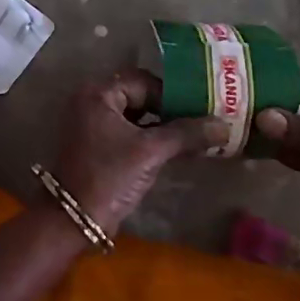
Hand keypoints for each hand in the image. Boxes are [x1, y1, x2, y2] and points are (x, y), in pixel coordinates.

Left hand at [53, 70, 223, 235]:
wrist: (75, 220)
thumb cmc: (110, 176)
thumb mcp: (151, 152)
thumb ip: (187, 134)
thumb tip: (224, 125)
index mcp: (98, 93)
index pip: (142, 81)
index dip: (171, 93)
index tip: (199, 108)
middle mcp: (91, 102)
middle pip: (139, 96)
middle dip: (170, 109)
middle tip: (202, 119)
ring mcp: (92, 125)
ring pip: (135, 116)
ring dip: (163, 126)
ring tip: (196, 136)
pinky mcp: (98, 146)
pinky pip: (129, 133)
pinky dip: (151, 139)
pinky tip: (179, 150)